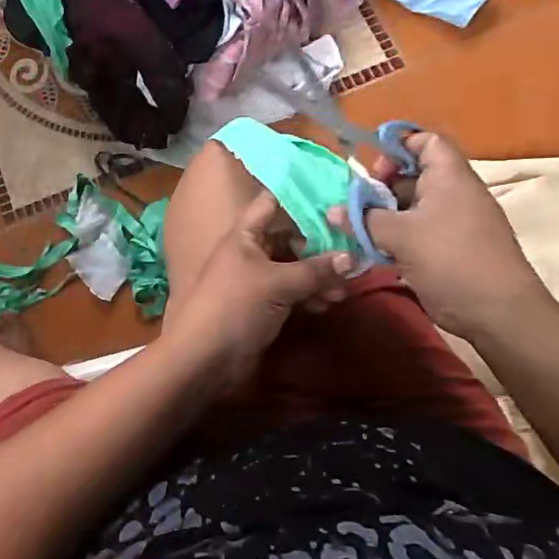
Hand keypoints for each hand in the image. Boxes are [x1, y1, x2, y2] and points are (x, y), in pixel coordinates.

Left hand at [162, 192, 353, 388]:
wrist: (204, 360)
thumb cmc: (235, 308)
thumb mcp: (277, 283)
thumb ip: (316, 269)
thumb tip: (354, 257)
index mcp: (245, 235)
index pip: (273, 203)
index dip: (300, 198)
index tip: (335, 199)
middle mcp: (252, 252)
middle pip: (291, 238)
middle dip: (321, 247)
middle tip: (351, 256)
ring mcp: (258, 281)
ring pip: (296, 268)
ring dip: (320, 276)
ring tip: (343, 290)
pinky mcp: (265, 307)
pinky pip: (294, 293)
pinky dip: (311, 296)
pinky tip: (328, 304)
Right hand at [336, 131, 548, 340]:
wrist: (496, 311)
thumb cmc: (450, 259)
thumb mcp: (401, 236)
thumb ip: (365, 220)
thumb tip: (333, 211)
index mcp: (449, 175)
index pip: (425, 141)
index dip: (397, 145)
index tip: (370, 167)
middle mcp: (453, 193)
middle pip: (413, 175)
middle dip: (381, 187)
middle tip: (357, 205)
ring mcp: (453, 223)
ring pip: (412, 208)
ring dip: (385, 217)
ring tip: (358, 231)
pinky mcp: (450, 250)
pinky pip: (418, 234)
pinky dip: (397, 239)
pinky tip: (375, 253)